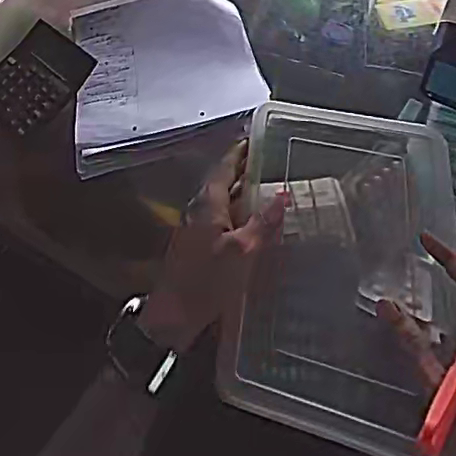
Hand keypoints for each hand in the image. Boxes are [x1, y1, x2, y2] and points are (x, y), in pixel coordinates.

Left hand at [138, 138, 286, 351]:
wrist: (172, 315)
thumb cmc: (207, 281)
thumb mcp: (243, 252)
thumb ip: (262, 222)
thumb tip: (282, 194)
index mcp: (208, 201)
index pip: (226, 166)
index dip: (241, 152)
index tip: (257, 140)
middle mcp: (199, 207)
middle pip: (223, 180)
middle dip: (244, 170)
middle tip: (270, 163)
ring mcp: (195, 224)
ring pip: (222, 198)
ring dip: (241, 191)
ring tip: (267, 188)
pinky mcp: (197, 241)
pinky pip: (220, 216)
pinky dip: (237, 210)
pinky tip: (252, 221)